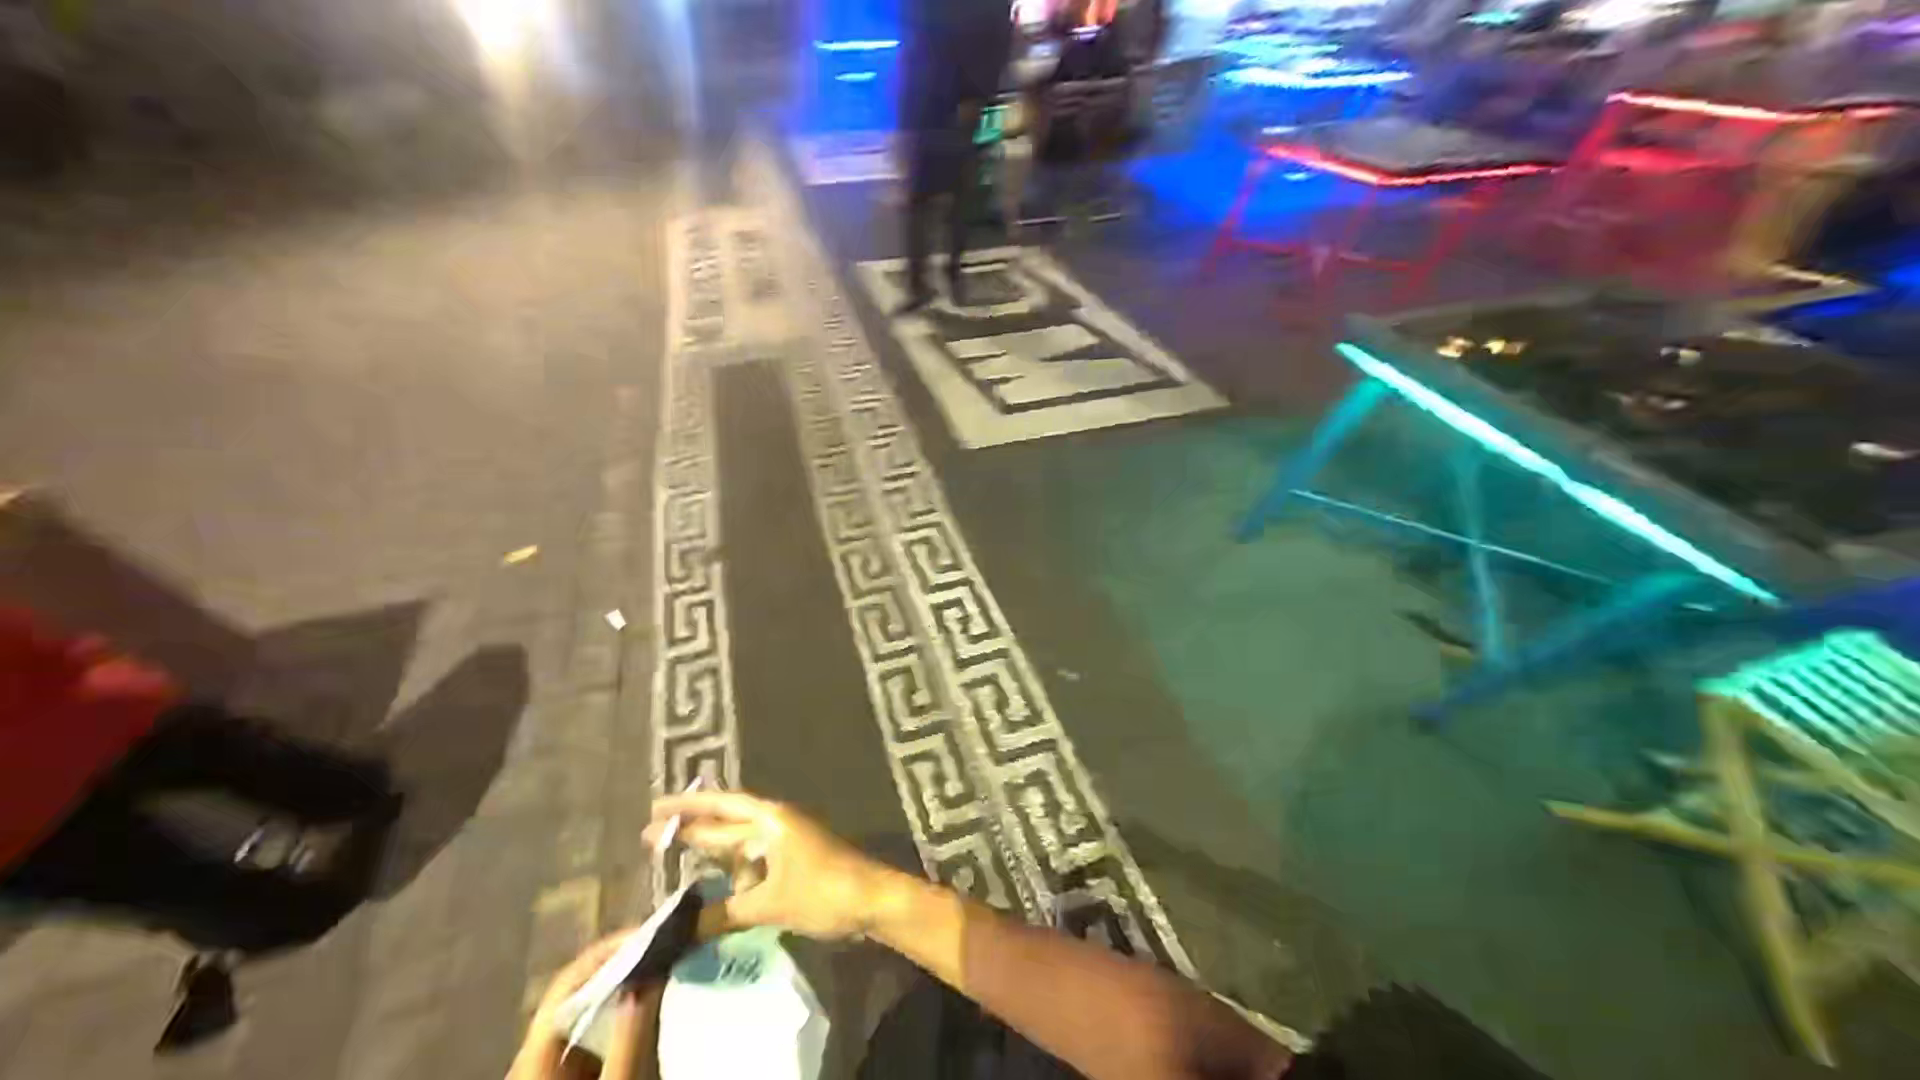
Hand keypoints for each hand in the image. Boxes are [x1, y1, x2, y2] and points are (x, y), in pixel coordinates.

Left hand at [512, 931, 659, 1079]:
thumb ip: (632, 1040)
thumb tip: (648, 977)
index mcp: (535, 1059)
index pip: (568, 983)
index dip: (606, 951)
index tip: (649, 933)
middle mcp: (533, 1058)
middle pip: (574, 994)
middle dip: (619, 964)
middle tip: (663, 945)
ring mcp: (545, 1073)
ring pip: (582, 1014)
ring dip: (620, 987)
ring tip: (661, 966)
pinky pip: (587, 1037)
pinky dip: (616, 1016)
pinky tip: (647, 1010)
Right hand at [643, 791, 899, 940]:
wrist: (873, 900)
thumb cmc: (823, 892)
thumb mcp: (769, 904)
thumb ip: (722, 915)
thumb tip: (677, 931)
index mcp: (770, 820)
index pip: (720, 807)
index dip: (687, 808)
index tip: (654, 810)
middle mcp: (776, 824)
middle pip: (726, 823)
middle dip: (692, 829)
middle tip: (650, 838)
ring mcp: (787, 842)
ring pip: (740, 843)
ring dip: (712, 852)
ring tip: (677, 861)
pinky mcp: (794, 862)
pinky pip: (754, 862)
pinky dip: (734, 872)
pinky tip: (717, 887)